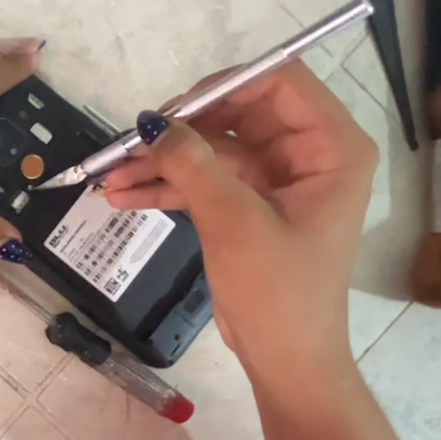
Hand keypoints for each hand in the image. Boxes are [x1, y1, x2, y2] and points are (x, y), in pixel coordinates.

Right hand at [103, 61, 375, 393]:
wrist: (283, 355)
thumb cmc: (278, 288)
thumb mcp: (232, 221)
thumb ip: (192, 164)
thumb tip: (151, 123)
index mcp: (331, 147)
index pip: (278, 84)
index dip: (221, 88)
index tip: (167, 112)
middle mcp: (307, 153)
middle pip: (236, 115)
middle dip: (179, 131)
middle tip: (128, 146)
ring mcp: (275, 179)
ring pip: (211, 150)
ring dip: (161, 163)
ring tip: (109, 179)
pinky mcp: (248, 204)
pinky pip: (203, 181)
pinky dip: (166, 187)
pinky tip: (123, 197)